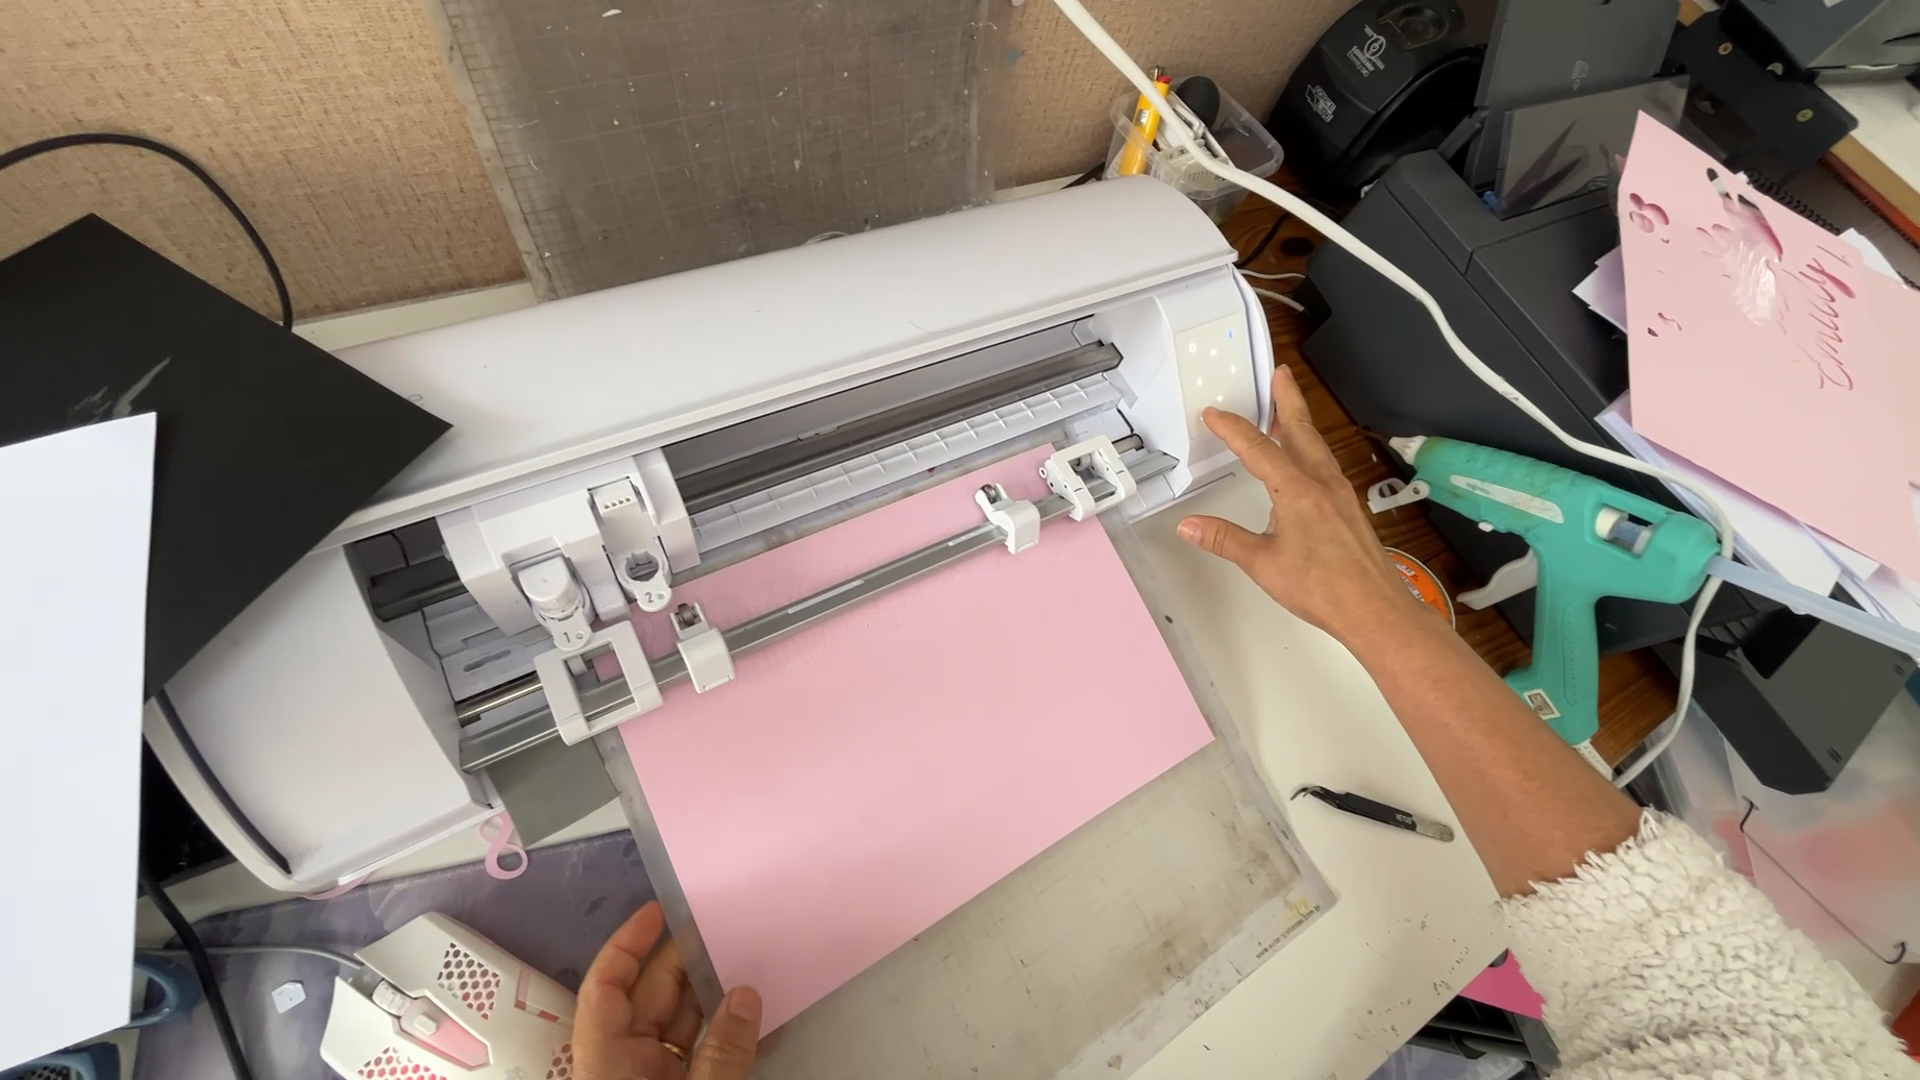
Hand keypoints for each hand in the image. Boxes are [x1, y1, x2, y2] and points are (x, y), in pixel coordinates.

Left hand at [575, 901, 761, 1079]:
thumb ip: (723, 1053)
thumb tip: (746, 994)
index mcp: (607, 1063)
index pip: (605, 988)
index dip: (628, 944)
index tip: (660, 909)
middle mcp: (624, 1065)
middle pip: (649, 996)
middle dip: (686, 958)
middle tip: (725, 923)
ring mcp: (651, 1079)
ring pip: (677, 1020)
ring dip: (709, 990)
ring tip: (745, 956)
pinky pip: (696, 1048)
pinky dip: (719, 1025)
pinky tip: (748, 1007)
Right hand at [1177, 365, 1424, 641]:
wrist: (1374, 609)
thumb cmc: (1324, 588)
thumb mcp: (1262, 563)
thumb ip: (1223, 539)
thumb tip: (1190, 525)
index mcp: (1298, 491)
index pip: (1258, 449)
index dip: (1233, 429)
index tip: (1213, 414)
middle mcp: (1322, 483)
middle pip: (1299, 430)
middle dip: (1287, 400)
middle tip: (1279, 374)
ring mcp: (1339, 493)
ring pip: (1315, 445)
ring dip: (1299, 421)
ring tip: (1287, 408)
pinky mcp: (1346, 507)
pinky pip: (1325, 463)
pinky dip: (1310, 447)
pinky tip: (1304, 458)